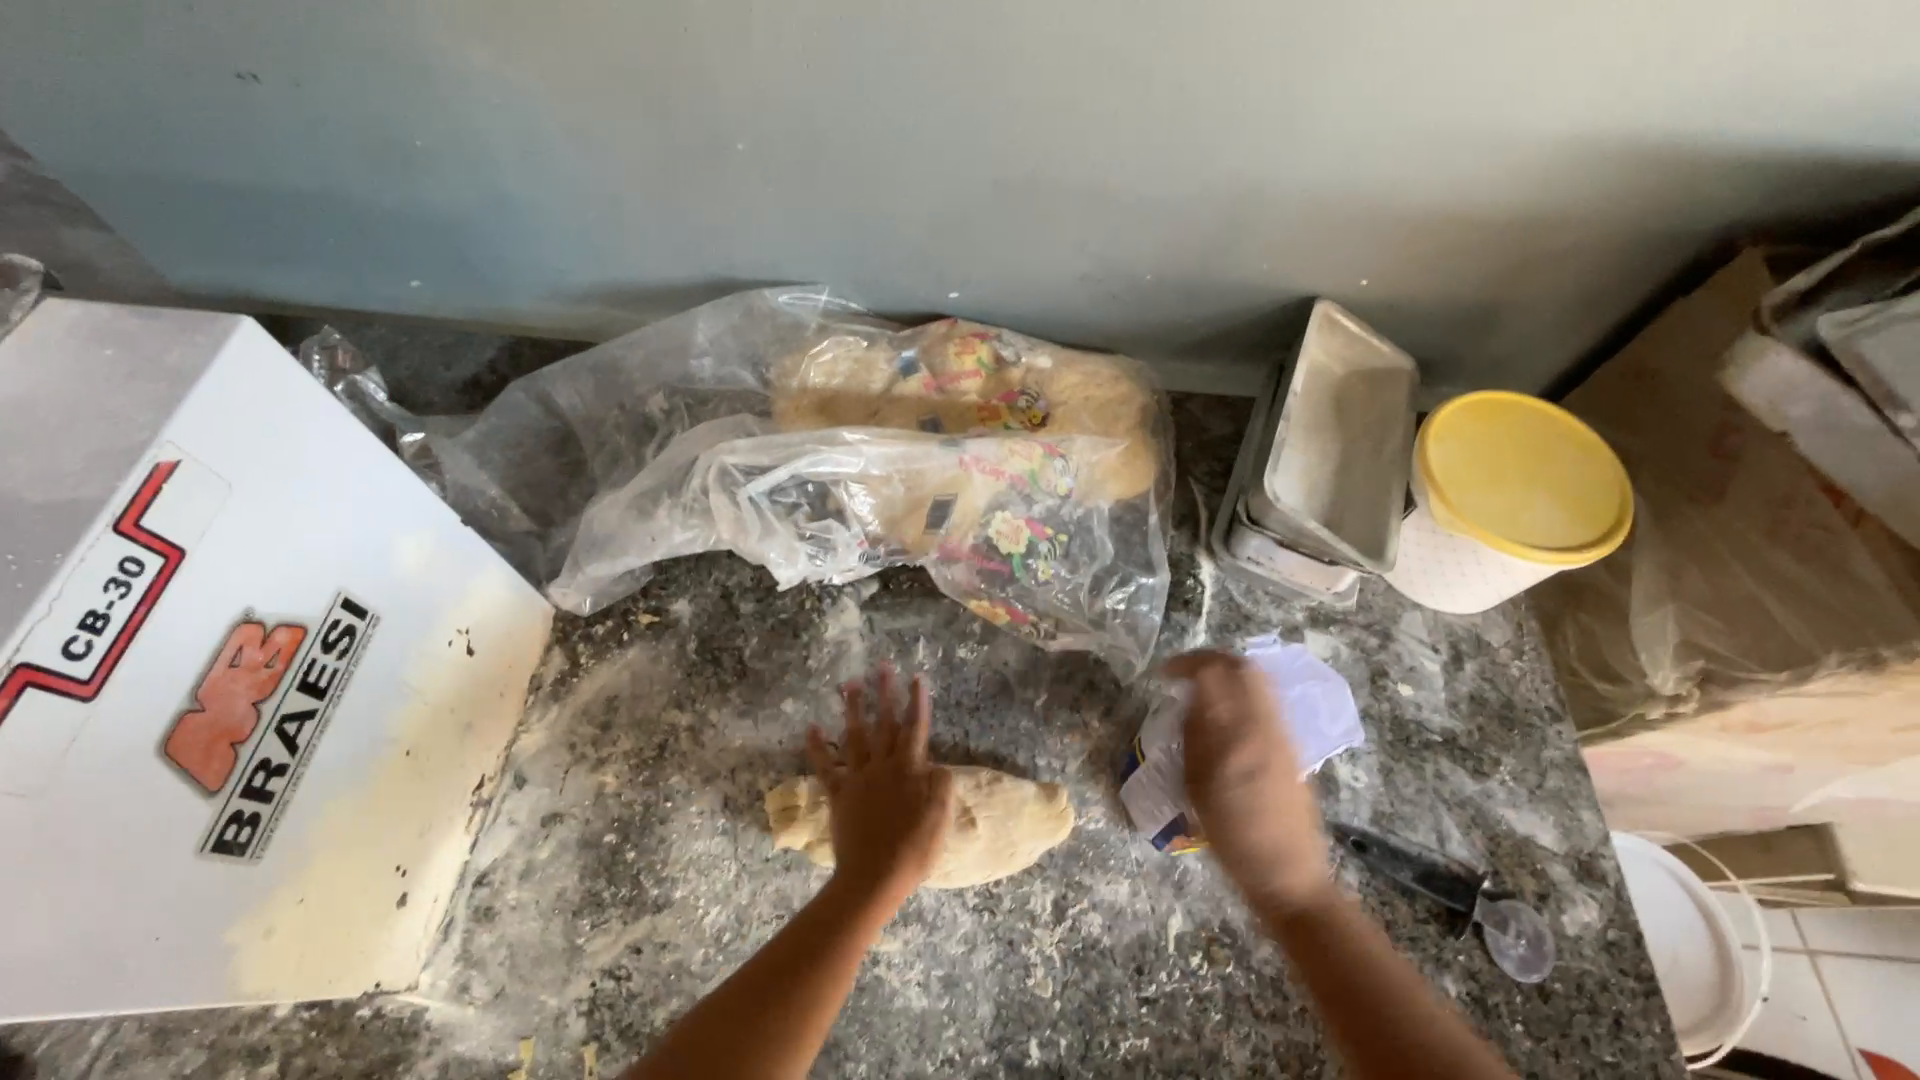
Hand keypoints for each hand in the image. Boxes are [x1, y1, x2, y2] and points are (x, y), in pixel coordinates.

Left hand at [806, 666, 954, 908]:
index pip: (916, 728)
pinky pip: (826, 766)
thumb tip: (936, 764)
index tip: (916, 678)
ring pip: (855, 735)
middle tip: (882, 667)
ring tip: (849, 684)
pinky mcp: (838, 794)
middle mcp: (883, 766)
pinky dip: (818, 747)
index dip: (917, 702)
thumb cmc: (913, 850)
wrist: (874, 876)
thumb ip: (940, 784)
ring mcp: (858, 778)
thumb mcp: (941, 818)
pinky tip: (812, 728)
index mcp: (910, 770)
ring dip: (852, 708)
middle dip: (884, 693)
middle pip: (884, 723)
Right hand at [1167, 650, 1333, 914]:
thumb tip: (1190, 703)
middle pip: (1242, 666)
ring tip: (1203, 691)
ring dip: (1228, 675)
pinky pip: (1267, 701)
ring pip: (1259, 681)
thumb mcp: (1197, 787)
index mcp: (1235, 734)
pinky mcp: (1293, 746)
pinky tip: (1226, 715)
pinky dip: (1243, 694)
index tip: (1164, 674)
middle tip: (1185, 674)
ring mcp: (1284, 733)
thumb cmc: (1232, 837)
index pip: (1214, 672)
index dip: (1186, 663)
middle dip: (1211, 661)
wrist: (1288, 873)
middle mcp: (1265, 724)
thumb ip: (1193, 737)